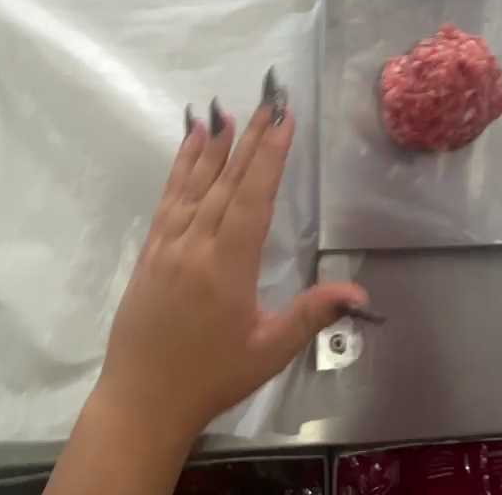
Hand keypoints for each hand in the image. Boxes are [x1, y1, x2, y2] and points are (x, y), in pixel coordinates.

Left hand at [96, 92, 367, 441]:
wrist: (141, 402)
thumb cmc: (211, 377)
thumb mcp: (268, 351)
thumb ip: (312, 315)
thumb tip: (360, 293)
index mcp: (228, 266)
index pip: (253, 196)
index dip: (271, 154)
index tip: (284, 119)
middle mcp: (196, 244)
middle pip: (228, 179)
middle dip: (252, 136)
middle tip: (269, 100)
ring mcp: (169, 243)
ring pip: (197, 182)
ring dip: (216, 143)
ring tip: (231, 110)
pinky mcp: (152, 249)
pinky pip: (169, 197)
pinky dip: (182, 165)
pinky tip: (190, 141)